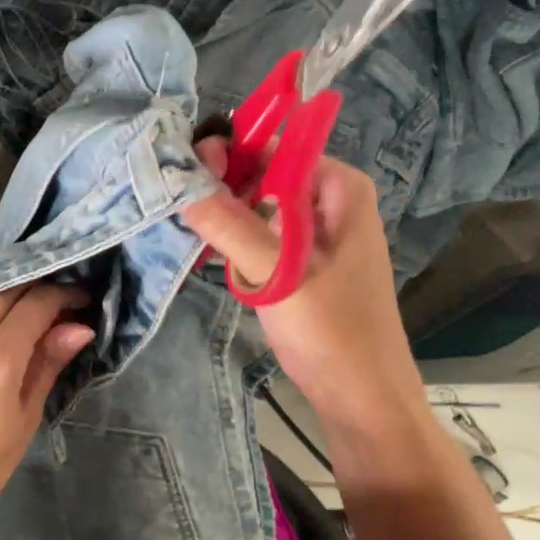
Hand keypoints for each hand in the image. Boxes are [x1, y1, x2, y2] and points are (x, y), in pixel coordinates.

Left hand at [0, 283, 96, 530]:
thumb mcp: (22, 422)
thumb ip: (46, 367)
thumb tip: (78, 328)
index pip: (37, 304)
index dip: (66, 296)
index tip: (85, 300)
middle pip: (9, 293)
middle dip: (40, 294)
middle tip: (65, 310)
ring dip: (13, 303)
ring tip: (37, 323)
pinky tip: (2, 335)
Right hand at [182, 139, 426, 431]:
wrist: (359, 393)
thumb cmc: (331, 329)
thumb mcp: (277, 273)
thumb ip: (229, 226)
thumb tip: (180, 184)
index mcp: (340, 189)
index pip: (276, 146)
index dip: (229, 153)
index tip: (186, 175)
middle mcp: (330, 201)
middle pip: (262, 172)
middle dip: (220, 185)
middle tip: (183, 208)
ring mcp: (314, 231)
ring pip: (254, 203)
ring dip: (221, 215)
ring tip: (191, 233)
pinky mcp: (298, 259)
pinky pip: (257, 232)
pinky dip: (232, 239)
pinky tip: (209, 257)